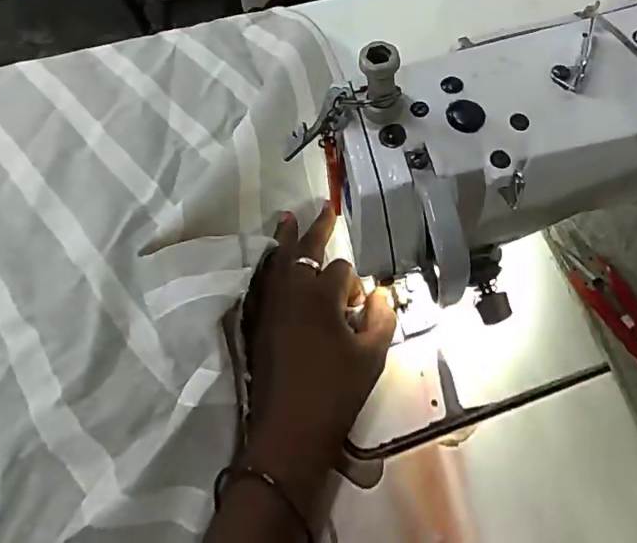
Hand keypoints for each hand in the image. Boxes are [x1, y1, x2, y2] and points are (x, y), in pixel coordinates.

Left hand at [241, 203, 394, 503]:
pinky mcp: (256, 317)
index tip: (357, 303)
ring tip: (288, 217)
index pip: (341, 269)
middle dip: (318, 228)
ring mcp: (269, 301)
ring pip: (278, 258)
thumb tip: (379, 295)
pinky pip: (262, 278)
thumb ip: (380, 320)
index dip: (353, 282)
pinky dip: (268, 262)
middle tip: (325, 208)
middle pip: (305, 249)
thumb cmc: (335, 394)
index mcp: (320, 295)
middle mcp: (292, 289)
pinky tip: (271, 258)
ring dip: (286, 237)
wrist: (288, 430)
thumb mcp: (371, 358)